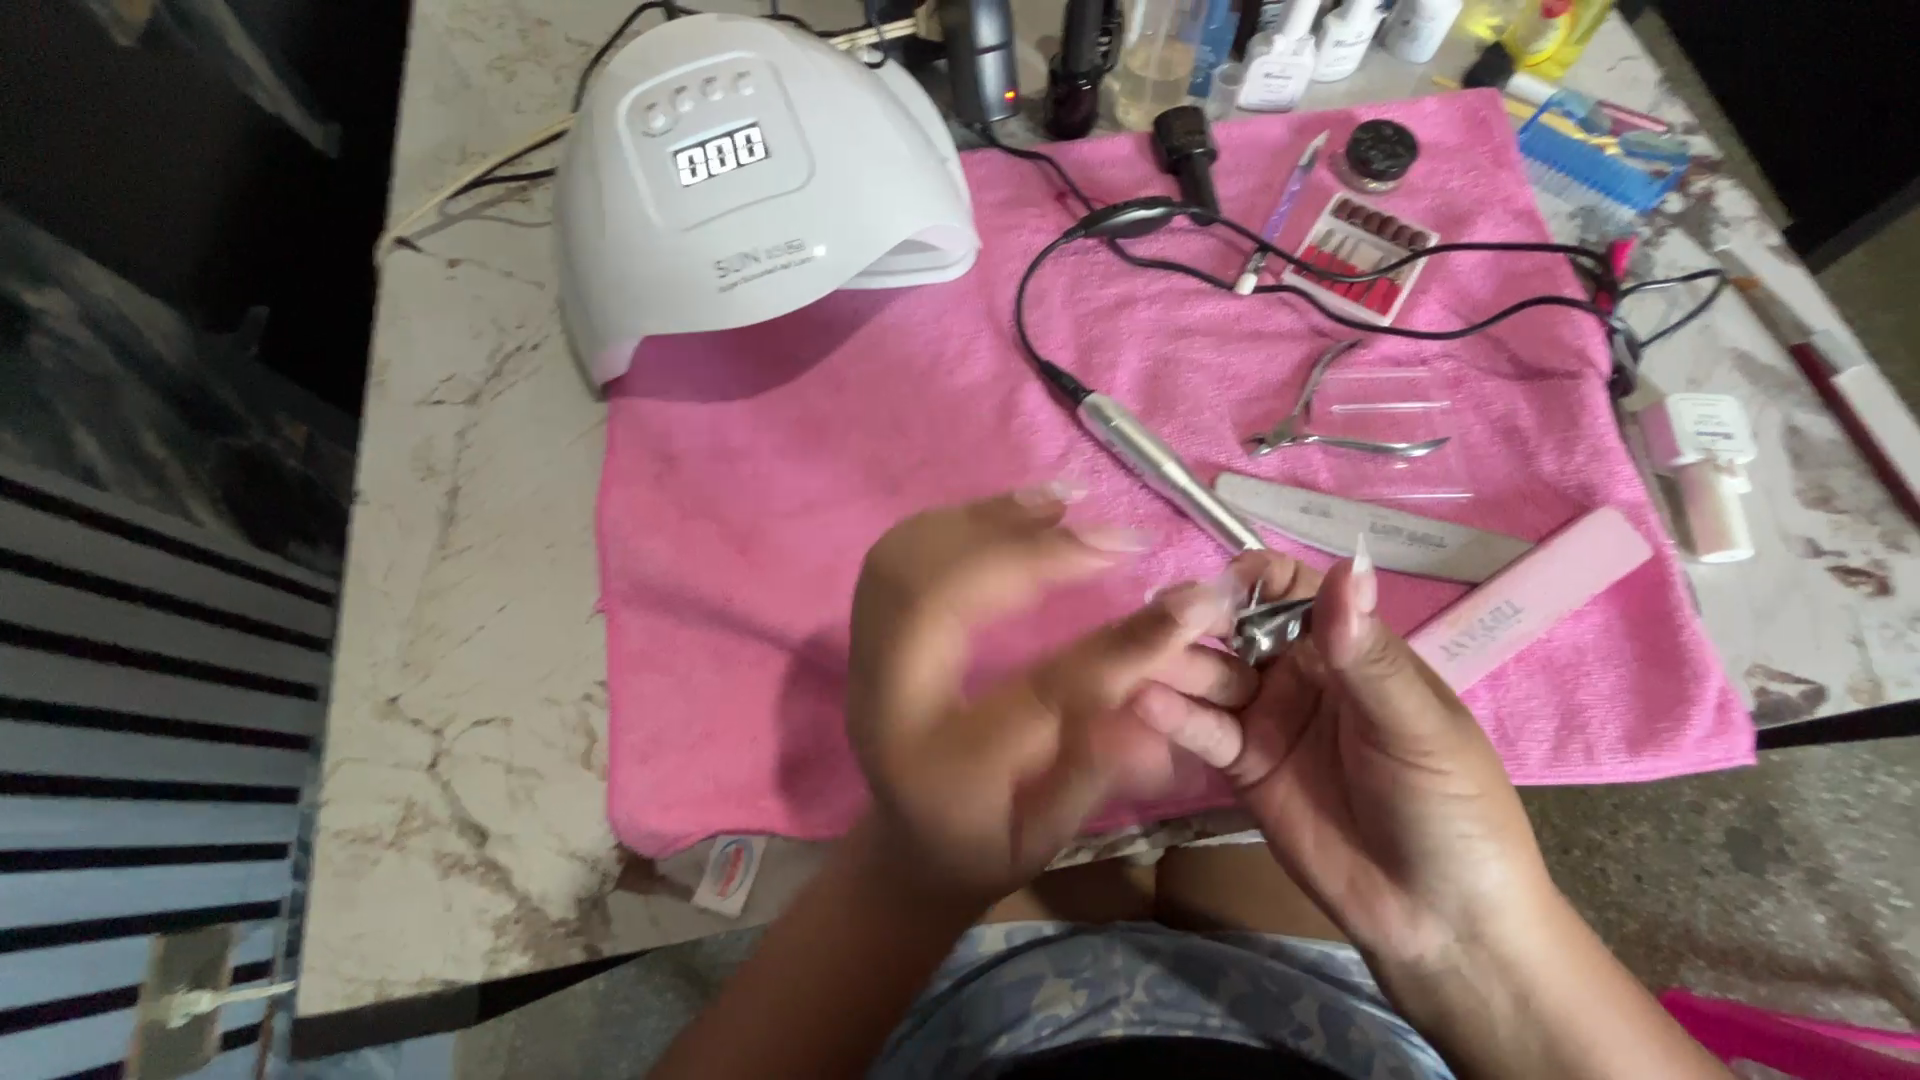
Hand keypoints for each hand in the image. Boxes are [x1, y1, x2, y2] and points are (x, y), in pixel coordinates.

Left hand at [845, 488, 1254, 908]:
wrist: (910, 843)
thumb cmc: (985, 845)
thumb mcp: (1048, 834)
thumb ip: (1095, 774)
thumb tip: (1156, 716)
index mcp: (939, 765)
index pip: (1036, 693)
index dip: (1118, 646)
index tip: (1188, 602)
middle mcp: (884, 698)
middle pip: (937, 596)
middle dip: (1029, 551)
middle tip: (1116, 538)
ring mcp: (864, 657)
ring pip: (908, 560)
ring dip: (988, 520)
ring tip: (1067, 504)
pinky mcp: (867, 631)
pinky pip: (900, 554)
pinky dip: (959, 520)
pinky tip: (1018, 512)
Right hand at [1130, 547, 1555, 971]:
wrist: (1438, 919)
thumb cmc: (1450, 808)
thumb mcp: (1416, 728)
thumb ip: (1368, 655)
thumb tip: (1349, 565)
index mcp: (1351, 650)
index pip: (1295, 590)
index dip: (1258, 580)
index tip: (1223, 584)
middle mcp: (1302, 674)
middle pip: (1239, 628)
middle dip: (1201, 617)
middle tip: (1161, 616)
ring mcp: (1267, 719)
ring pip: (1212, 675)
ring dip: (1178, 661)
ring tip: (1139, 658)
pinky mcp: (1241, 765)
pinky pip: (1203, 729)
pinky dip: (1174, 715)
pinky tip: (1145, 703)